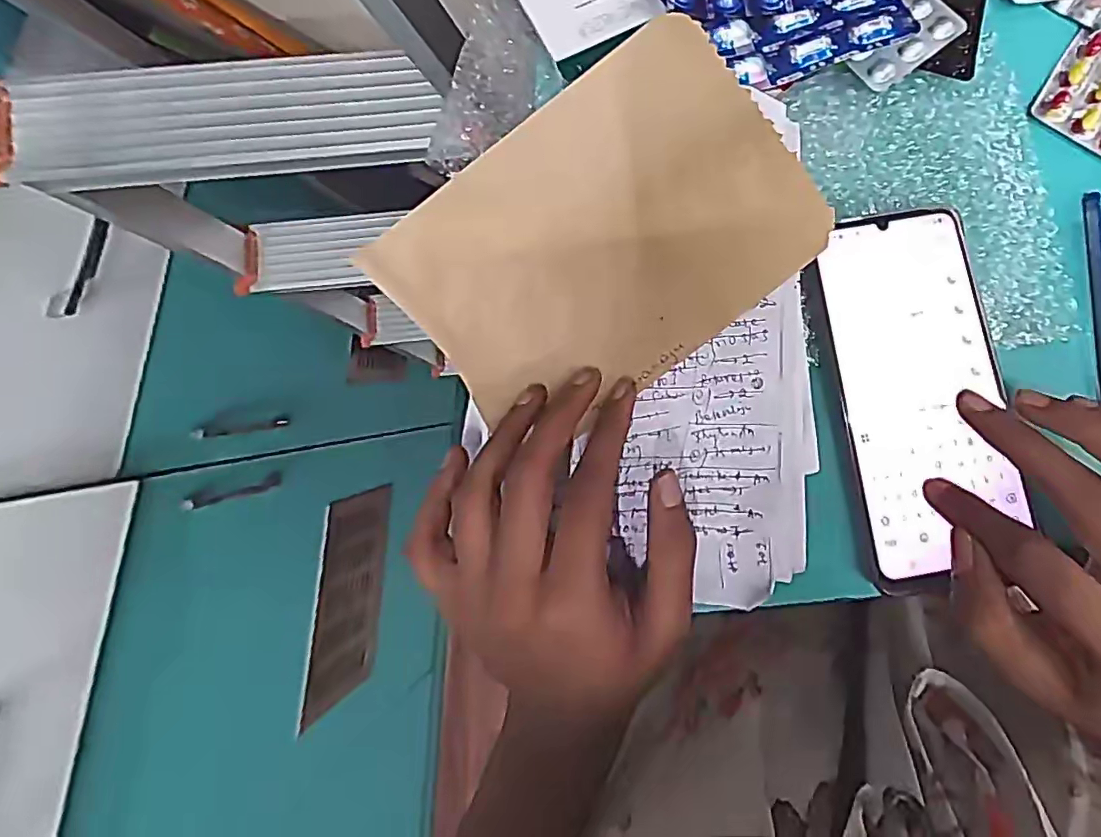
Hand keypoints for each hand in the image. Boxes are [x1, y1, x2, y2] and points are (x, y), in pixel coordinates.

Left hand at [406, 369, 696, 730]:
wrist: (559, 719)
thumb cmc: (620, 665)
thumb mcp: (669, 621)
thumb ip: (673, 550)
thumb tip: (662, 478)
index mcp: (572, 598)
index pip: (589, 494)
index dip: (608, 434)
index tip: (621, 393)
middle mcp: (510, 590)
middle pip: (527, 482)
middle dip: (556, 419)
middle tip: (579, 381)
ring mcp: (468, 593)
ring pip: (474, 496)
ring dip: (503, 437)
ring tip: (532, 397)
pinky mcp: (447, 597)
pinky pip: (426, 536)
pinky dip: (437, 490)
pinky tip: (462, 453)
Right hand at [922, 389, 1100, 751]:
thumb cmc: (1090, 690)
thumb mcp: (1026, 676)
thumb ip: (983, 610)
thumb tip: (963, 530)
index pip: (1042, 567)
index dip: (981, 520)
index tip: (938, 489)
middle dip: (1029, 448)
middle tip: (979, 412)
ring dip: (1086, 424)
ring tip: (1028, 402)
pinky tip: (1078, 410)